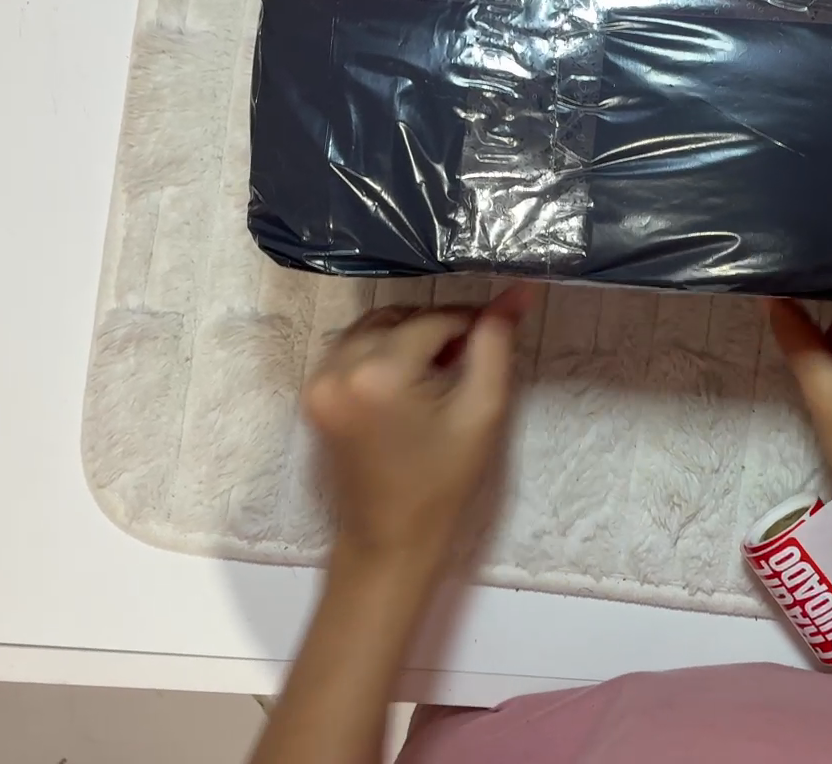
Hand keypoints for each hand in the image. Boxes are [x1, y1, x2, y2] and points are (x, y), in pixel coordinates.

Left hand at [302, 285, 534, 571]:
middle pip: (400, 316)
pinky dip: (383, 350)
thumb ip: (497, 343)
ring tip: (440, 370)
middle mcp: (337, 368)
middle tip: (468, 358)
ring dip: (410, 335)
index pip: (435, 319)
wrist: (389, 542)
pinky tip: (409, 380)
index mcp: (378, 374)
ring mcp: (317, 382)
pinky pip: (353, 347)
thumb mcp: (482, 409)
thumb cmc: (444, 482)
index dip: (471, 323)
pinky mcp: (313, 394)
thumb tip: (518, 290)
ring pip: (375, 327)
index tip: (496, 336)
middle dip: (438, 328)